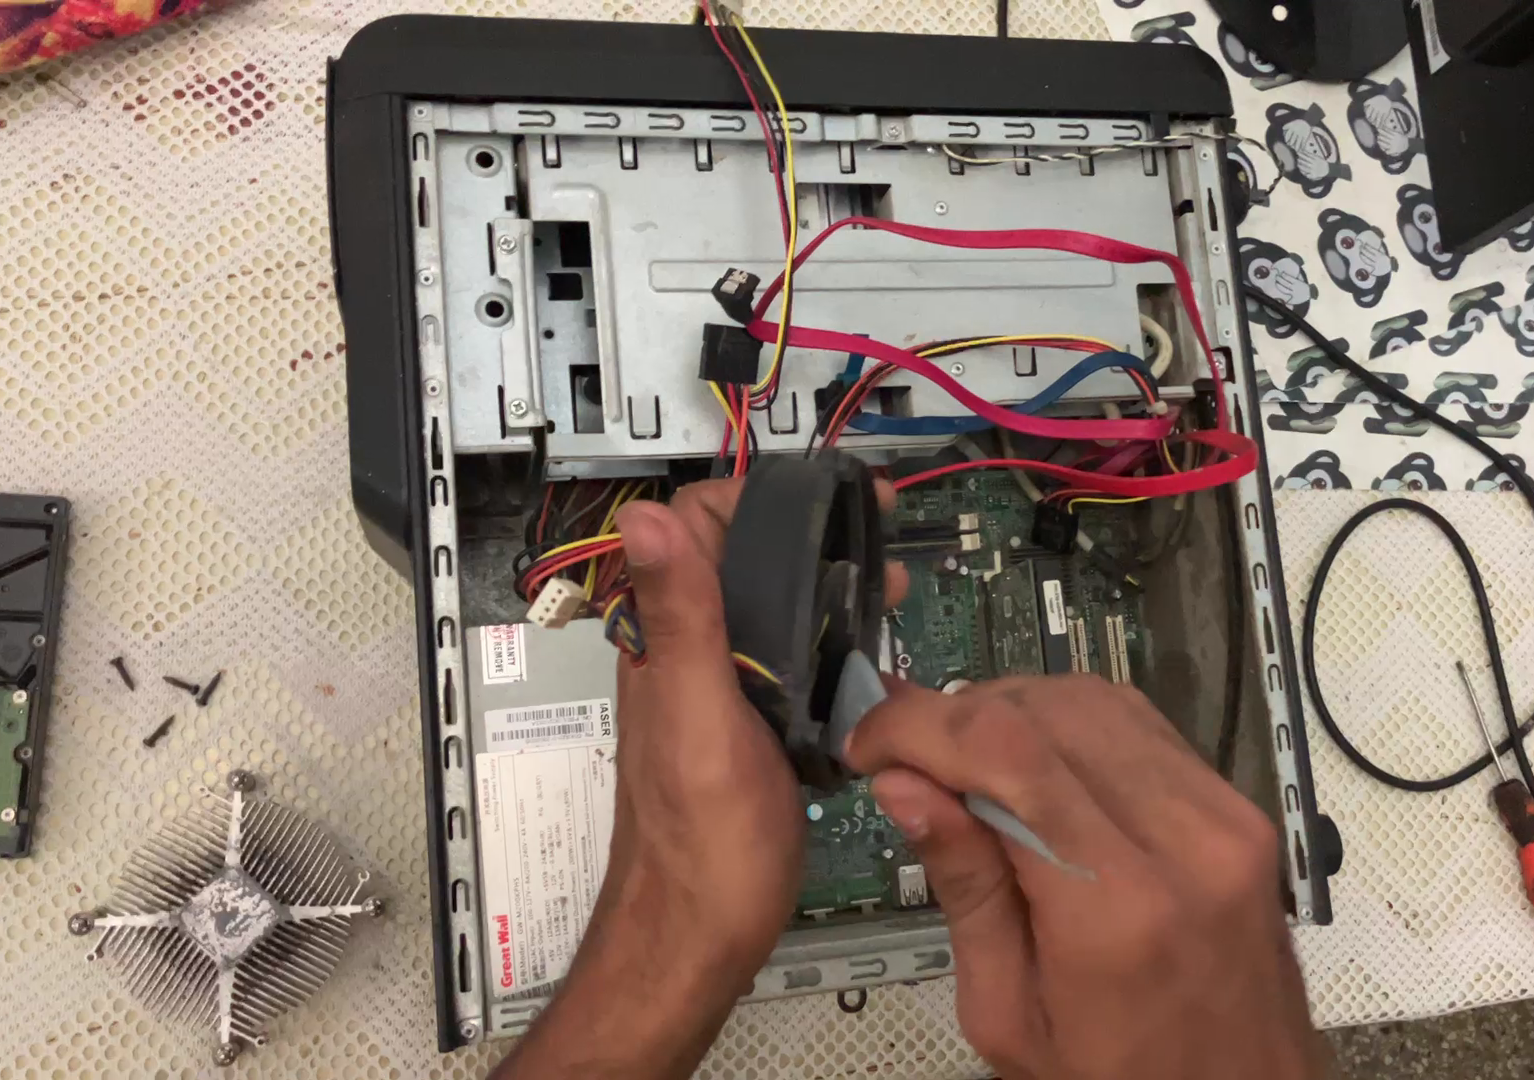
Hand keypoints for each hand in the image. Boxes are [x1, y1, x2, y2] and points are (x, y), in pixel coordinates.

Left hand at [496, 478, 903, 1079]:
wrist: (704, 934)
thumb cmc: (704, 839)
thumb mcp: (697, 719)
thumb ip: (679, 618)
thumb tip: (646, 515)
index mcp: (666, 636)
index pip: (693, 525)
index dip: (757, 496)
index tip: (827, 496)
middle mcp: (691, 648)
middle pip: (742, 559)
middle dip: (808, 535)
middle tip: (877, 537)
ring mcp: (725, 682)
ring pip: (772, 604)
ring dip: (828, 582)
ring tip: (888, 589)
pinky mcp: (756, 715)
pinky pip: (793, 653)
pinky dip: (832, 634)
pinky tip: (872, 647)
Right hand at [845, 676, 1323, 1079]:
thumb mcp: (1008, 1012)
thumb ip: (963, 885)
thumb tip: (903, 783)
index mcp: (1117, 909)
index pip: (1005, 756)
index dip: (920, 726)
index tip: (867, 741)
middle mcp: (1182, 838)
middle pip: (1041, 710)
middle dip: (954, 715)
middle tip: (908, 754)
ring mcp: (1221, 811)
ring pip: (1085, 697)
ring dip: (1005, 709)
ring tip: (965, 758)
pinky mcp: (1234, 801)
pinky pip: (1129, 718)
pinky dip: (1061, 718)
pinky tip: (1032, 758)